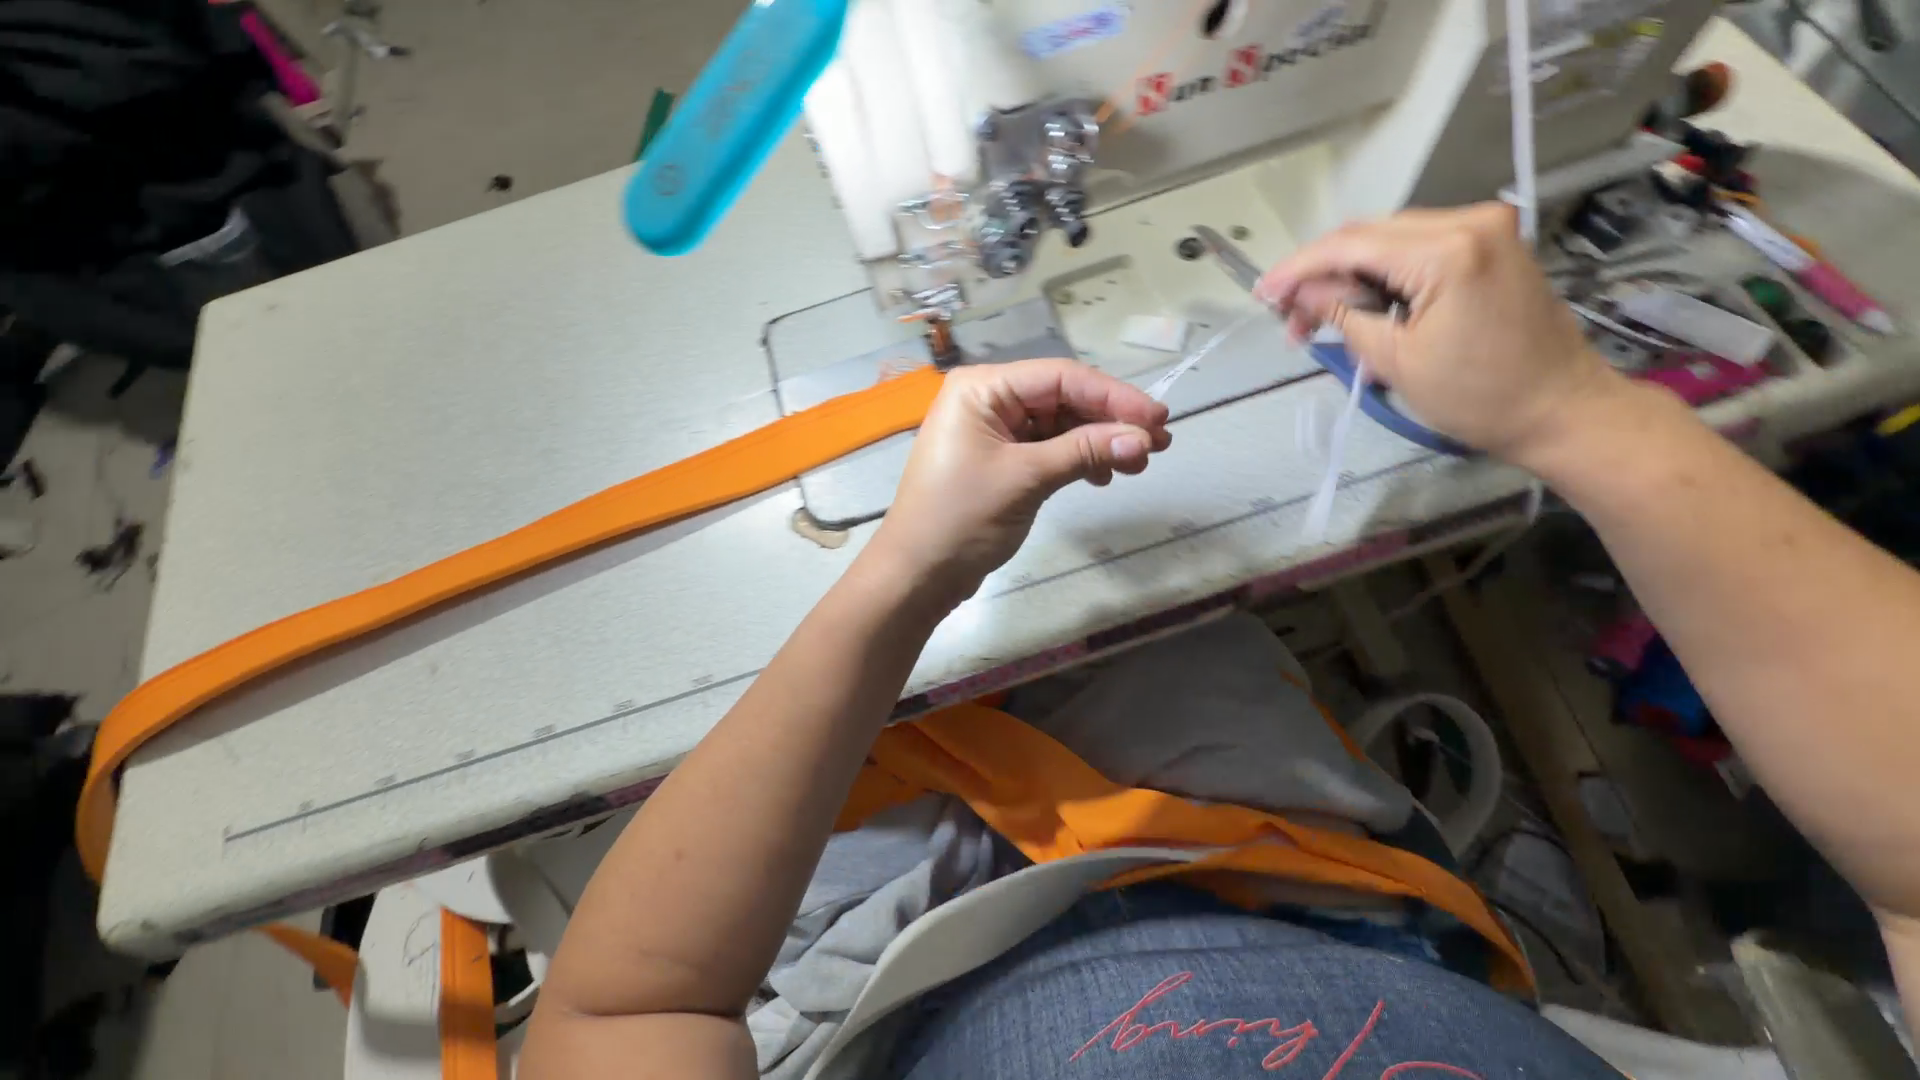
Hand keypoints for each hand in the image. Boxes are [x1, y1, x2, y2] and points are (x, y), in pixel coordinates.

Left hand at [864, 358, 1171, 612]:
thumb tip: (1143, 440)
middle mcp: (987, 399)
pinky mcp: (1000, 460)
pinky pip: (1048, 448)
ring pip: (1060, 425)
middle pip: (1063, 398)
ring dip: (1098, 442)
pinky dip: (1077, 460)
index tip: (1158, 419)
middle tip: (1157, 445)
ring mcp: (993, 431)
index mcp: (982, 388)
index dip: (1113, 396)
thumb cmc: (961, 518)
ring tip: (1138, 465)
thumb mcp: (1026, 479)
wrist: (917, 574)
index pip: (1061, 377)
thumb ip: (1085, 452)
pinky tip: (1103, 478)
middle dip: (1110, 420)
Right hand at [1256, 203, 1625, 461]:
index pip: (1350, 245)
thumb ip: (1341, 314)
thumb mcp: (1394, 359)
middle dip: (1320, 274)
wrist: (1559, 409)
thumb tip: (1299, 293)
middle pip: (1368, 235)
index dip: (1298, 269)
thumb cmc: (1478, 396)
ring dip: (1348, 275)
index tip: (1262, 294)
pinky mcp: (1490, 244)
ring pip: (1389, 239)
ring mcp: (1485, 228)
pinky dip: (1381, 275)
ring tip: (1317, 319)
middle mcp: (1470, 221)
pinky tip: (1359, 306)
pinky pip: (1417, 248)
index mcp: (1448, 250)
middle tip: (1286, 316)